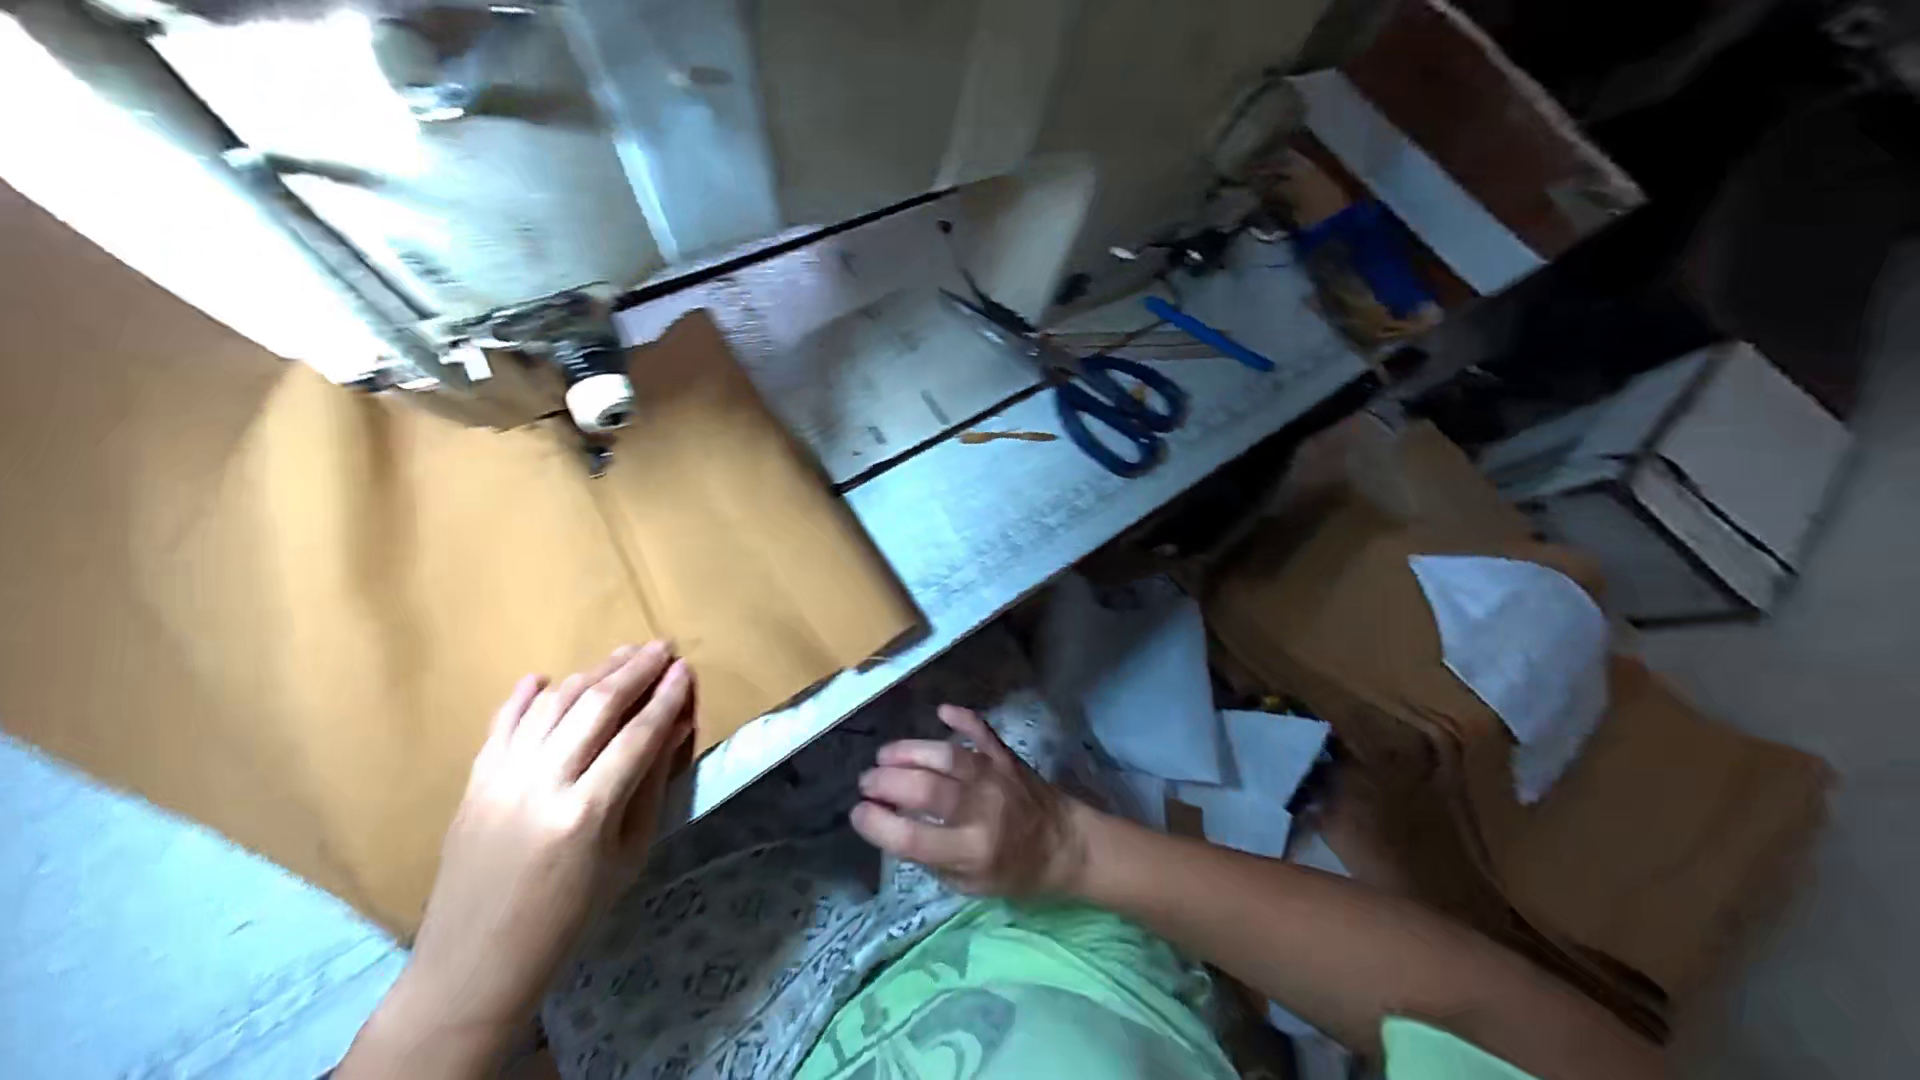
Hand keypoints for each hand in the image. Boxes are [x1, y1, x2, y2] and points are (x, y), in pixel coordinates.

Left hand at [342, 643, 693, 1077]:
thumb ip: (652, 784)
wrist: (478, 960)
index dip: (667, 698)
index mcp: (586, 812)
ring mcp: (500, 779)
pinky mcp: (472, 782)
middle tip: (662, 646)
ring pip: (552, 704)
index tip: (686, 669)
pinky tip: (546, 676)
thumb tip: (676, 726)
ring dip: (591, 672)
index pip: (637, 735)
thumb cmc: (572, 914)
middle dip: (635, 670)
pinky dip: (524, 696)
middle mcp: (540, 784)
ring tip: (622, 654)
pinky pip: (501, 723)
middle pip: (595, 706)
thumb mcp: (631, 853)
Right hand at [850, 705, 1091, 896]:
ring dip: (909, 751)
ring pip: (946, 756)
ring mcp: (995, 777)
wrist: (1067, 845)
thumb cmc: (1015, 872)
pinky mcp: (1006, 756)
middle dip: (885, 782)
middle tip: (866, 782)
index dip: (878, 823)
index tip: (858, 813)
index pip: (912, 837)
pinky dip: (962, 717)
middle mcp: (981, 810)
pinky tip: (941, 711)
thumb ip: (932, 858)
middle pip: (925, 789)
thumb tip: (892, 825)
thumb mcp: (969, 885)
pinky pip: (982, 731)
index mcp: (971, 851)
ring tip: (884, 756)